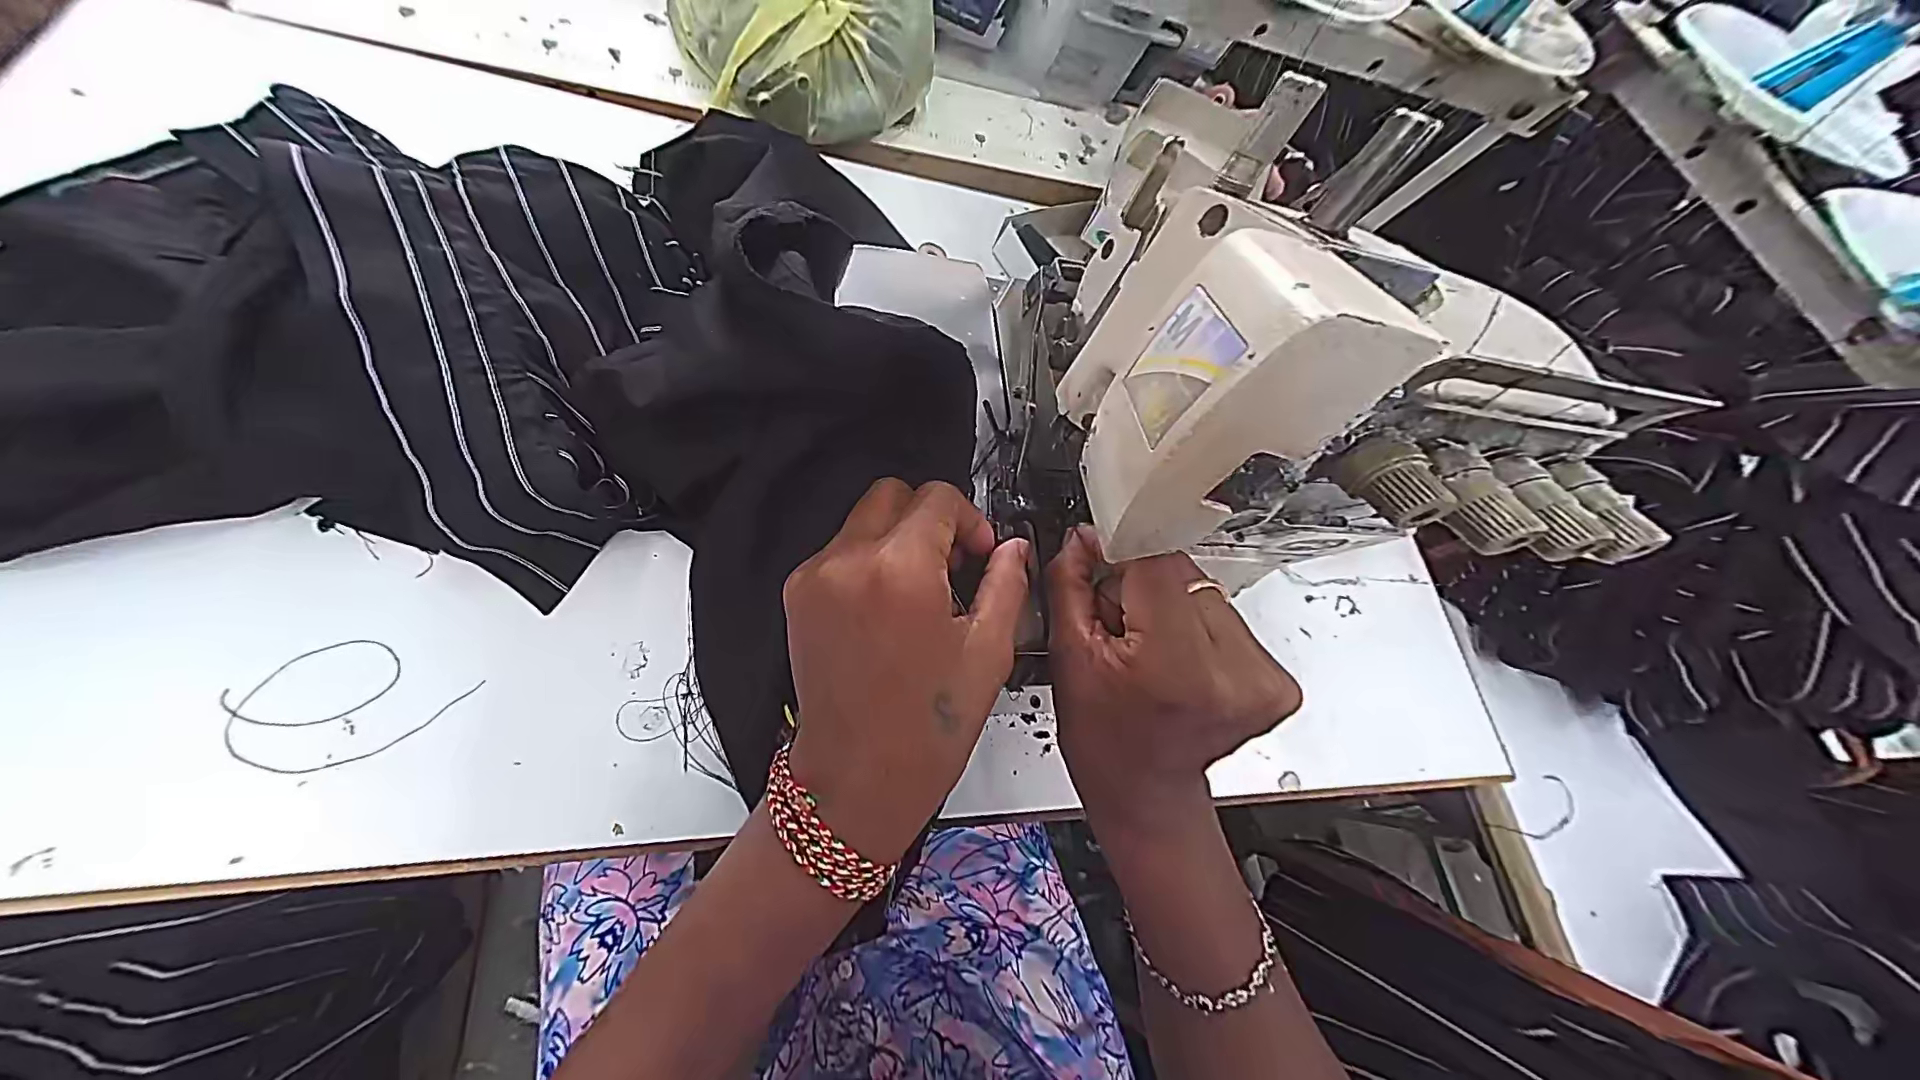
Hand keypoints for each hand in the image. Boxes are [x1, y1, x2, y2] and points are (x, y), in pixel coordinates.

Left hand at [782, 479, 1029, 863]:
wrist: (857, 776)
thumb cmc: (919, 730)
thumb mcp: (987, 652)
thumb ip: (1007, 583)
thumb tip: (1012, 550)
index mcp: (898, 570)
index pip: (937, 497)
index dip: (971, 519)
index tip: (980, 549)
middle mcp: (847, 563)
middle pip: (894, 494)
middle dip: (931, 517)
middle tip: (954, 561)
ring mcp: (816, 579)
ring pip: (864, 520)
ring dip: (899, 538)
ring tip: (923, 591)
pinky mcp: (799, 597)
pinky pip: (840, 551)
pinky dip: (869, 561)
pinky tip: (892, 607)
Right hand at [1047, 526, 1302, 840]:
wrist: (1145, 789)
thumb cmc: (1106, 742)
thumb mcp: (1070, 657)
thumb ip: (1072, 584)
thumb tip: (1084, 538)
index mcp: (1176, 667)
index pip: (1155, 563)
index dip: (1121, 563)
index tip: (1105, 573)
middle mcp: (1231, 672)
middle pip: (1183, 574)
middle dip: (1145, 591)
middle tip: (1127, 634)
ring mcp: (1261, 678)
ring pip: (1206, 591)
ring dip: (1174, 607)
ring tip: (1155, 652)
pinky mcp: (1277, 681)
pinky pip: (1229, 618)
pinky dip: (1200, 628)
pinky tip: (1180, 663)